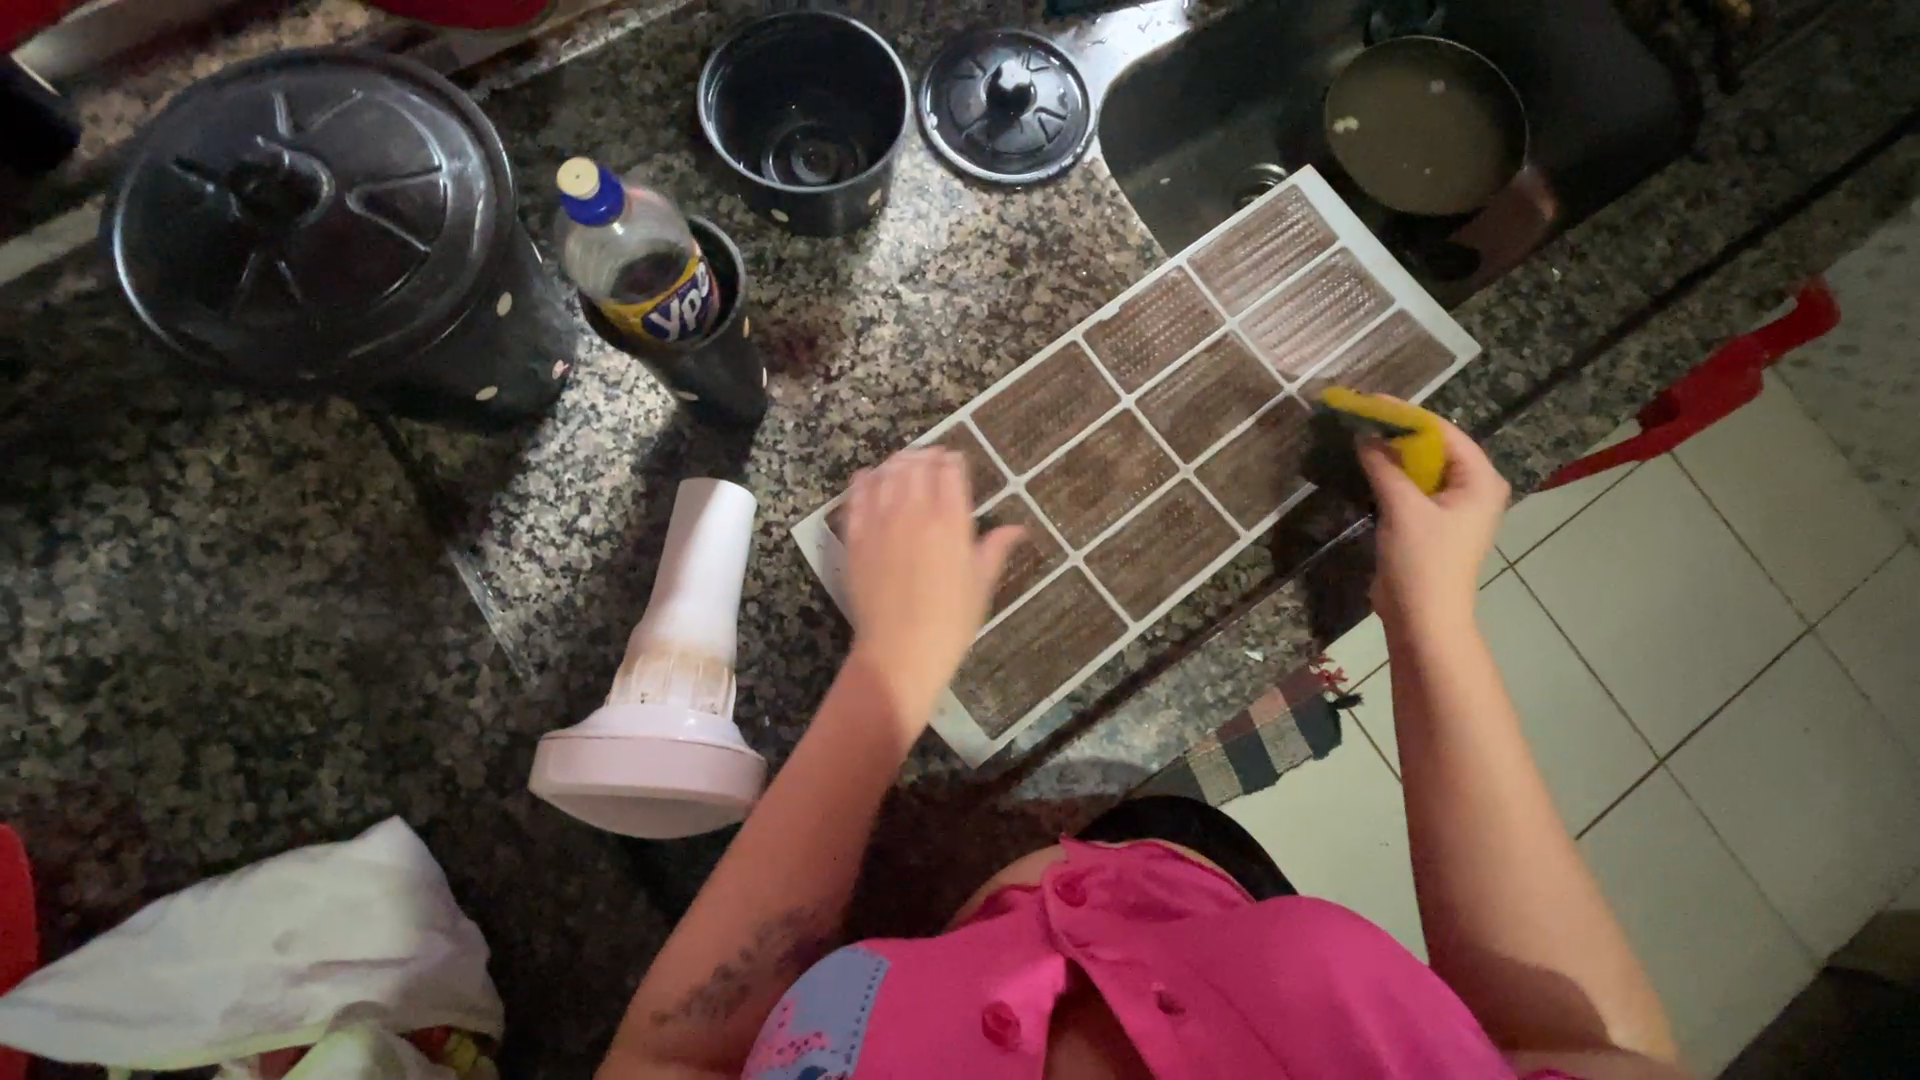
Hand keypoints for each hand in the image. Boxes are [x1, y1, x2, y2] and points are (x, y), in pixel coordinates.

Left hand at [842, 448, 1024, 728]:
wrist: (900, 652)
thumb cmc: (950, 623)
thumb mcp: (980, 585)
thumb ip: (995, 548)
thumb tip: (1017, 528)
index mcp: (952, 522)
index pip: (950, 470)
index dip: (952, 460)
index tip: (953, 462)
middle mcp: (915, 512)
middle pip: (917, 464)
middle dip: (925, 457)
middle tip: (929, 461)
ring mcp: (881, 522)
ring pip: (887, 472)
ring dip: (897, 463)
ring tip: (903, 466)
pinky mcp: (855, 536)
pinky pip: (857, 495)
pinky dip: (866, 480)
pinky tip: (871, 479)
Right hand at [1357, 415, 1509, 631]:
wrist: (1423, 617)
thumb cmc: (1423, 561)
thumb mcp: (1403, 509)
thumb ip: (1384, 468)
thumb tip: (1365, 435)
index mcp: (1480, 480)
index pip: (1444, 432)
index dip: (1406, 415)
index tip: (1370, 400)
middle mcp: (1471, 489)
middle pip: (1433, 447)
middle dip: (1397, 432)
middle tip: (1360, 415)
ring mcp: (1450, 508)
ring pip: (1419, 468)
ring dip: (1390, 454)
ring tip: (1358, 435)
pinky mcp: (1428, 524)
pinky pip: (1409, 488)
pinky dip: (1388, 476)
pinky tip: (1365, 467)